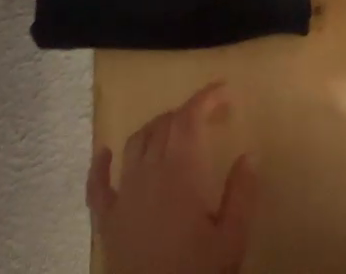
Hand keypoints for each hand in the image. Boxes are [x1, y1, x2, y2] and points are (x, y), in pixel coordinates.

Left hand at [89, 83, 258, 273]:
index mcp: (179, 173)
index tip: (224, 90)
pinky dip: (100, 164)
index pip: (188, 120)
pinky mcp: (106, 220)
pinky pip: (97, 185)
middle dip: (186, 112)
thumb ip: (241, 193)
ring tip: (174, 127)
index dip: (204, 98)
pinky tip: (104, 153)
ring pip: (134, 145)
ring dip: (154, 128)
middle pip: (163, 127)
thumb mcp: (231, 237)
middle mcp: (147, 175)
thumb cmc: (197, 272)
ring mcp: (123, 196)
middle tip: (210, 114)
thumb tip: (248, 154)